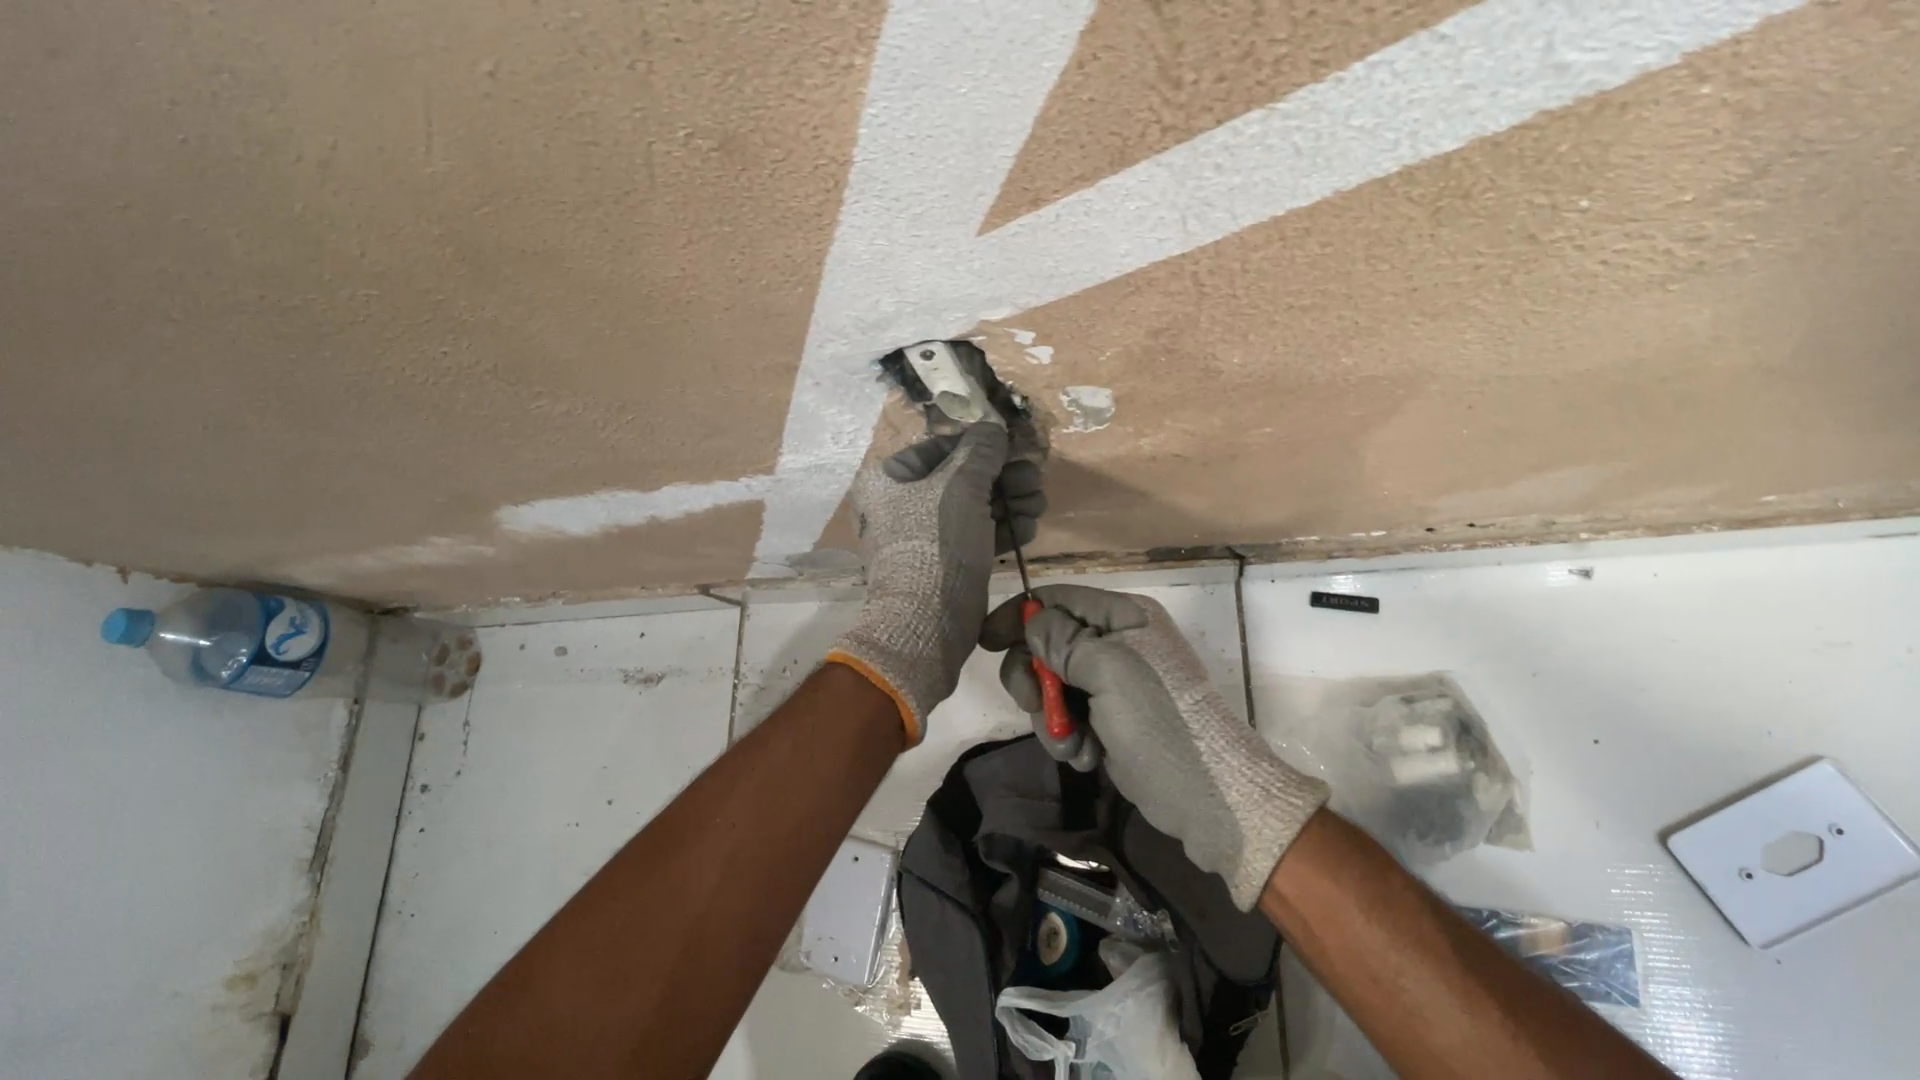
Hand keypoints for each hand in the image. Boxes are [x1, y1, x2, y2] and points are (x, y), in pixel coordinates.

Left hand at [826, 423, 1045, 744]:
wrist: (926, 626)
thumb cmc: (935, 546)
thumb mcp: (960, 487)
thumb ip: (980, 452)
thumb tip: (992, 429)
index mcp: (889, 480)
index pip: (940, 448)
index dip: (980, 445)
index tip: (1014, 448)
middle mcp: (901, 506)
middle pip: (961, 478)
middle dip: (1003, 477)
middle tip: (1035, 478)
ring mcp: (923, 539)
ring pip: (972, 508)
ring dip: (1009, 502)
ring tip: (1038, 504)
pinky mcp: (944, 566)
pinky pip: (976, 538)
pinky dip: (1002, 530)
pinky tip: (1029, 528)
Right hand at [980, 584, 1329, 909]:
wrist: (1205, 792)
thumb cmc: (1158, 719)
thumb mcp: (1107, 669)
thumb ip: (1061, 639)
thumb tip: (1031, 621)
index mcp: (1123, 617)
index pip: (1057, 600)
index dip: (1019, 616)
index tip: (986, 642)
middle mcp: (1116, 643)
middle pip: (1046, 646)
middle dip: (1036, 681)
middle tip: (1035, 706)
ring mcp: (1112, 684)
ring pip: (1051, 688)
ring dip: (1053, 720)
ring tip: (1074, 747)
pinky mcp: (1109, 720)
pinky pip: (1066, 718)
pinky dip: (1069, 738)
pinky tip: (1087, 757)